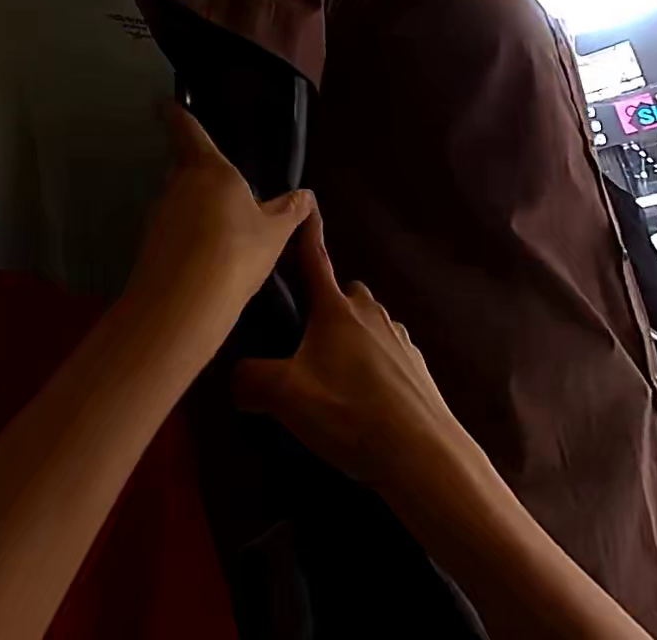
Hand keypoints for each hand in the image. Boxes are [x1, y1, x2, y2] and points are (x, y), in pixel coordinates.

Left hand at [128, 104, 314, 333]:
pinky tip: (207, 259)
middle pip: (184, 170)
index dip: (175, 115)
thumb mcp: (275, 232)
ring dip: (195, 211)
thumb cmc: (237, 251)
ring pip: (179, 203)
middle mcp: (177, 186)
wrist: (184, 304)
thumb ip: (290, 210)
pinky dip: (188, 237)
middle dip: (199, 174)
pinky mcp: (149, 247)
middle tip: (224, 189)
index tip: (162, 103)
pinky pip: (173, 232)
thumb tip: (306, 194)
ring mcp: (158, 217)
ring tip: (223, 233)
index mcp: (209, 170)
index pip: (188, 132)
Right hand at [232, 214, 478, 491]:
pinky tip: (366, 395)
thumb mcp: (285, 396)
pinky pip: (390, 350)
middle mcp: (370, 313)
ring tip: (336, 374)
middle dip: (329, 304)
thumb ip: (251, 381)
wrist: (420, 451)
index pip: (314, 260)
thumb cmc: (349, 411)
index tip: (306, 206)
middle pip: (346, 293)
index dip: (306, 234)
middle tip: (309, 339)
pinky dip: (376, 362)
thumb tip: (236, 379)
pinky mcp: (417, 365)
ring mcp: (399, 337)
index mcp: (336, 310)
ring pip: (370, 321)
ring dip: (354, 335)